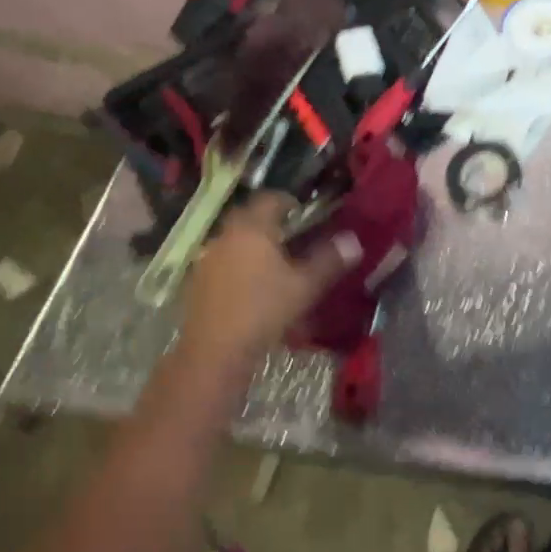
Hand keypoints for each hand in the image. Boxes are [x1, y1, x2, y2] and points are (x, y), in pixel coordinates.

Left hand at [178, 192, 353, 365]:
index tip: (305, 214)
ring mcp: (207, 260)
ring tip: (276, 266)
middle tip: (295, 239)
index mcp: (252, 228)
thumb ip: (330, 260)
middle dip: (272, 224)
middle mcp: (226, 237)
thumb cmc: (264, 310)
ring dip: (254, 247)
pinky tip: (253, 288)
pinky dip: (239, 266)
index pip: (270, 198)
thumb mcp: (305, 286)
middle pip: (250, 218)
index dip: (289, 202)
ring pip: (235, 241)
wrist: (214, 353)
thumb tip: (353, 241)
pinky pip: (223, 262)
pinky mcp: (197, 283)